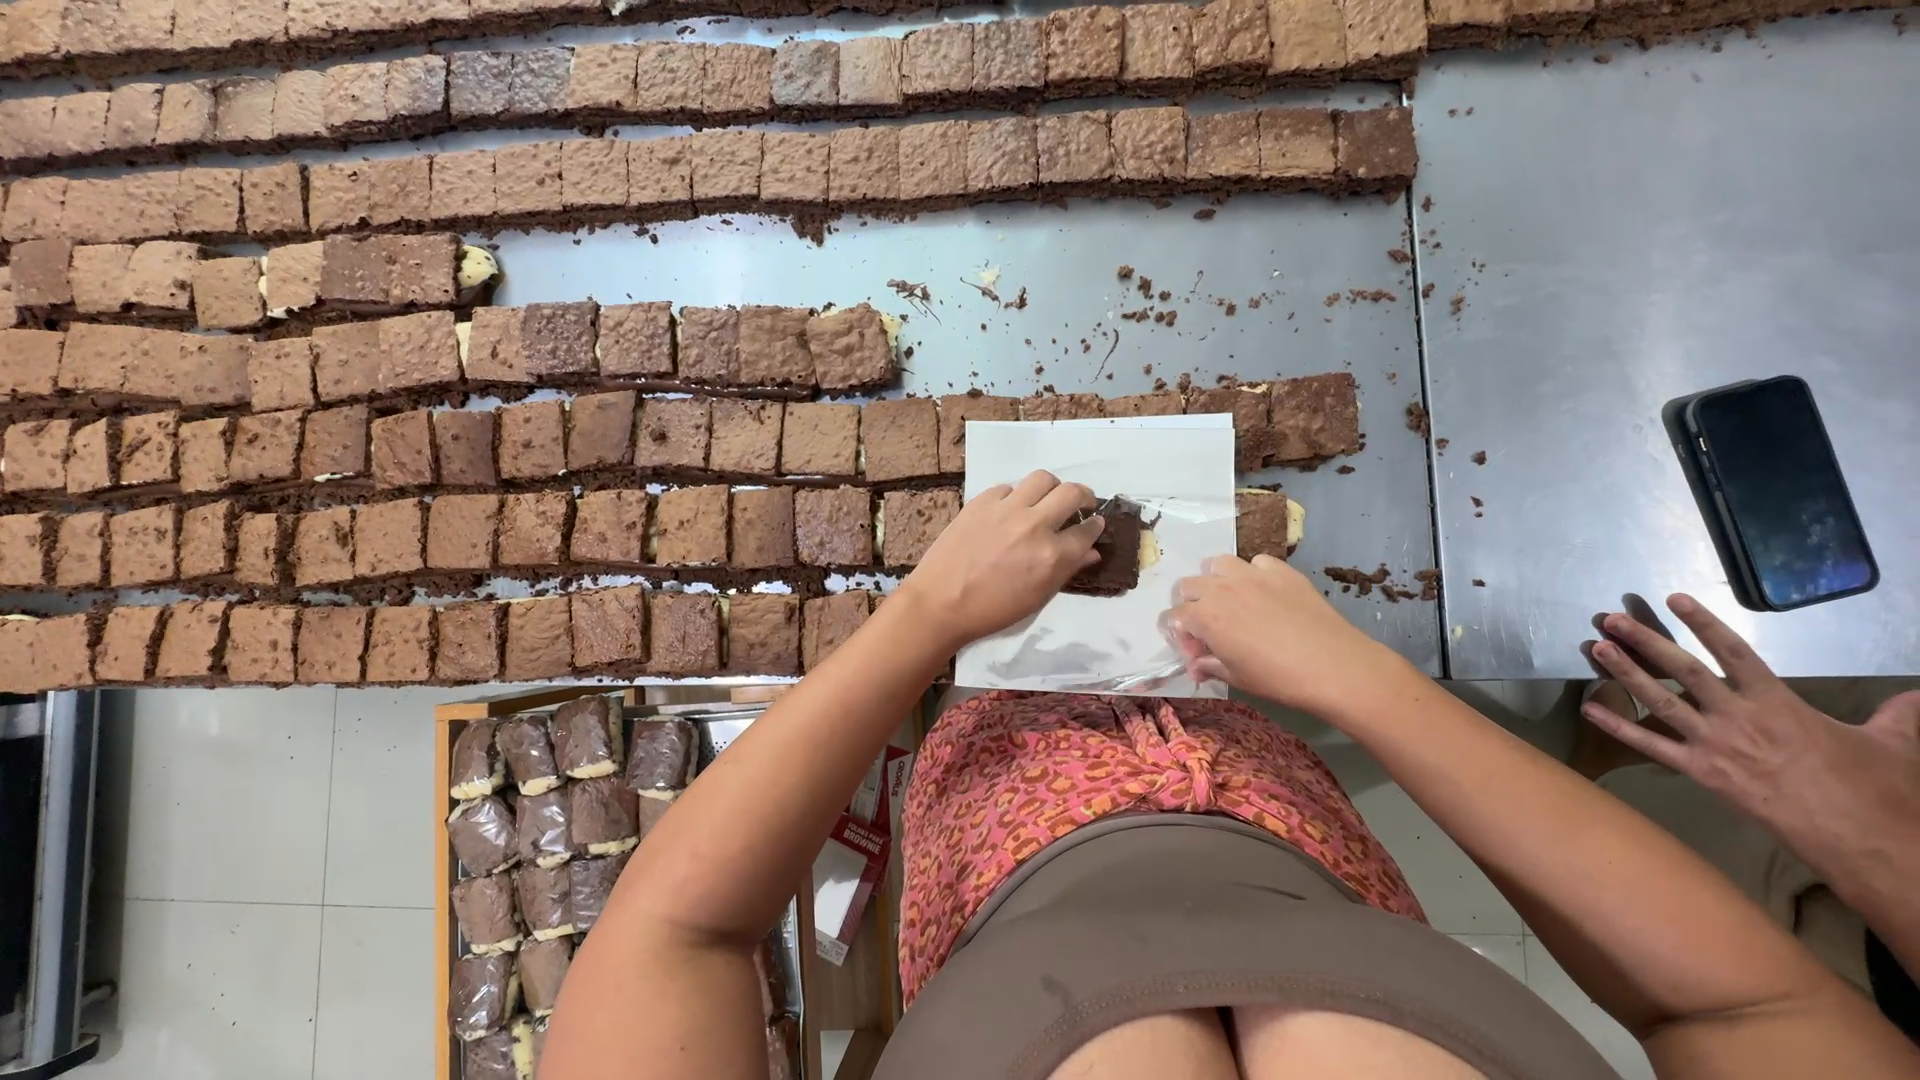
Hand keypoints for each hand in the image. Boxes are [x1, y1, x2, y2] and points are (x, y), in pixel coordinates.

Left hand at [896, 470, 1102, 652]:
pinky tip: (1010, 510)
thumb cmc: (992, 610)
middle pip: (1071, 493)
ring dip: (1052, 488)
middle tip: (1080, 504)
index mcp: (1053, 555)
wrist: (941, 602)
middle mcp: (1035, 525)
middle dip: (1084, 496)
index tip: (1095, 524)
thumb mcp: (1037, 597)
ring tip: (1047, 499)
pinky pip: (1008, 488)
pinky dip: (1015, 496)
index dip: (1095, 526)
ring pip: (1042, 479)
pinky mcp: (981, 502)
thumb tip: (1091, 552)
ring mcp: (1006, 509)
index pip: (1087, 531)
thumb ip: (1067, 570)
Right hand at [1168, 555, 1400, 714]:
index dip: (1180, 636)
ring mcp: (1251, 574)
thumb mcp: (1236, 677)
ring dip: (1216, 580)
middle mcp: (1221, 588)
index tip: (1198, 653)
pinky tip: (1265, 593)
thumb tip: (1196, 666)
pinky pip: (1256, 562)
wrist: (1332, 664)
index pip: (1173, 617)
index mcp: (1204, 616)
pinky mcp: (1280, 570)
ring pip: (1217, 564)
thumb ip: (1209, 665)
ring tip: (1231, 600)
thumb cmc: (1277, 677)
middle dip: (1191, 605)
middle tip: (1210, 626)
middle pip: (1188, 585)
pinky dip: (1253, 574)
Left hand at [1584, 594, 1919, 880]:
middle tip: (1609, 618)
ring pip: (1658, 700)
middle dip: (1645, 640)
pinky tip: (1589, 711)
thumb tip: (1917, 695)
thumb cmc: (1876, 789)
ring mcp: (1715, 744)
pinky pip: (1651, 746)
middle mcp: (1738, 717)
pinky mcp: (1701, 772)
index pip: (1734, 651)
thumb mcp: (1891, 743)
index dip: (1703, 622)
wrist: (1861, 838)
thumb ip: (1897, 713)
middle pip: (1682, 669)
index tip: (1674, 599)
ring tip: (1595, 648)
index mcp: (1778, 702)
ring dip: (1624, 673)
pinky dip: (1618, 728)